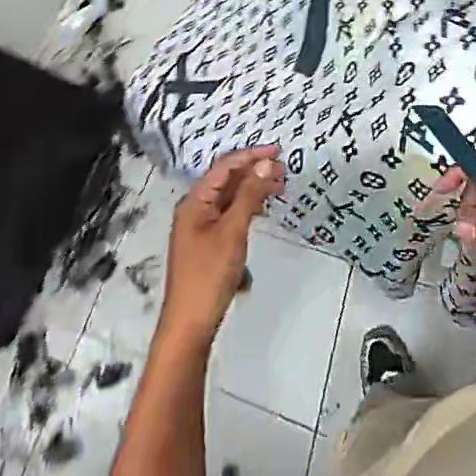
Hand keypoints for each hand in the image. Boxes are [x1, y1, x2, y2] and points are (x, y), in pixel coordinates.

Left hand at [161, 146, 285, 343]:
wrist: (190, 323)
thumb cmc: (210, 273)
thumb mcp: (233, 230)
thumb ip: (249, 194)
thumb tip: (266, 163)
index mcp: (194, 202)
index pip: (225, 167)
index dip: (251, 155)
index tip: (279, 152)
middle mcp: (195, 209)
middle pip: (227, 179)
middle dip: (255, 170)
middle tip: (285, 171)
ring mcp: (201, 226)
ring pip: (230, 196)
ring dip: (254, 188)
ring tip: (280, 186)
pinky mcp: (209, 241)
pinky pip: (230, 212)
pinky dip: (248, 205)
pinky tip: (264, 208)